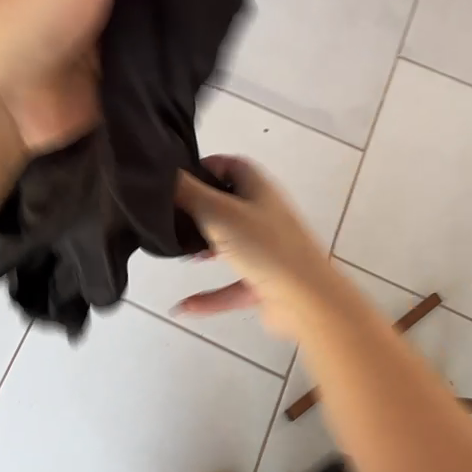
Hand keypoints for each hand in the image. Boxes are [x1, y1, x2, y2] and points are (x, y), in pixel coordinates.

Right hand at [173, 156, 348, 338]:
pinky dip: (208, 295)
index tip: (175, 178)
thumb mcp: (219, 212)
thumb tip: (164, 175)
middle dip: (198, 209)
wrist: (306, 300)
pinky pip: (230, 286)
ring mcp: (266, 250)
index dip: (204, 167)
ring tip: (175, 250)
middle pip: (227, 204)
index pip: (230, 165)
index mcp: (258, 189)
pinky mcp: (264, 282)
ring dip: (203, 247)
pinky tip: (184, 306)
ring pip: (228, 243)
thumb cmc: (264, 246)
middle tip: (170, 216)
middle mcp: (263, 214)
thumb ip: (189, 193)